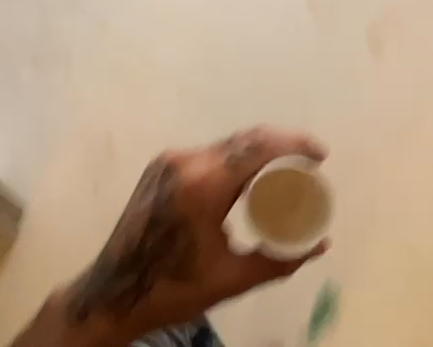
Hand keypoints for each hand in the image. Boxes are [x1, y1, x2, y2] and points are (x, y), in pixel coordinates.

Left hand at [59, 127, 330, 344]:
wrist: (112, 294)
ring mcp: (169, 160)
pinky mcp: (161, 166)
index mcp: (203, 184)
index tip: (320, 156)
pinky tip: (249, 177)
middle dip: (282, 146)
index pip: (258, 147)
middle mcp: (186, 161)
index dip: (295, 143)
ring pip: (227, 145)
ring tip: (284, 172)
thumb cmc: (174, 288)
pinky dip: (235, 160)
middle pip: (245, 140)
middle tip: (308, 165)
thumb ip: (280, 259)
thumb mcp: (232, 278)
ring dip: (258, 152)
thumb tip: (320, 243)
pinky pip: (209, 154)